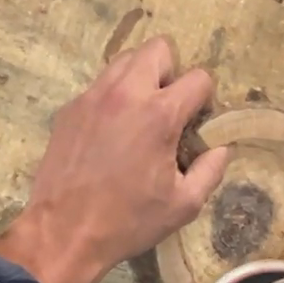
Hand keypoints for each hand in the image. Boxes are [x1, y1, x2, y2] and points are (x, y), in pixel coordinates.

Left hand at [0, 37, 231, 282]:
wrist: (63, 233)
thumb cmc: (127, 223)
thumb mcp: (183, 206)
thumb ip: (210, 171)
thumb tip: (220, 149)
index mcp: (159, 114)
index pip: (199, 78)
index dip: (205, 100)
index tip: (196, 126)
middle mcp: (125, 93)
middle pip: (159, 49)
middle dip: (172, 73)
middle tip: (168, 111)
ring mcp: (92, 97)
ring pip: (124, 61)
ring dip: (140, 80)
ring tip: (138, 119)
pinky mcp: (69, 109)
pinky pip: (98, 87)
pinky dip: (112, 100)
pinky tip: (109, 136)